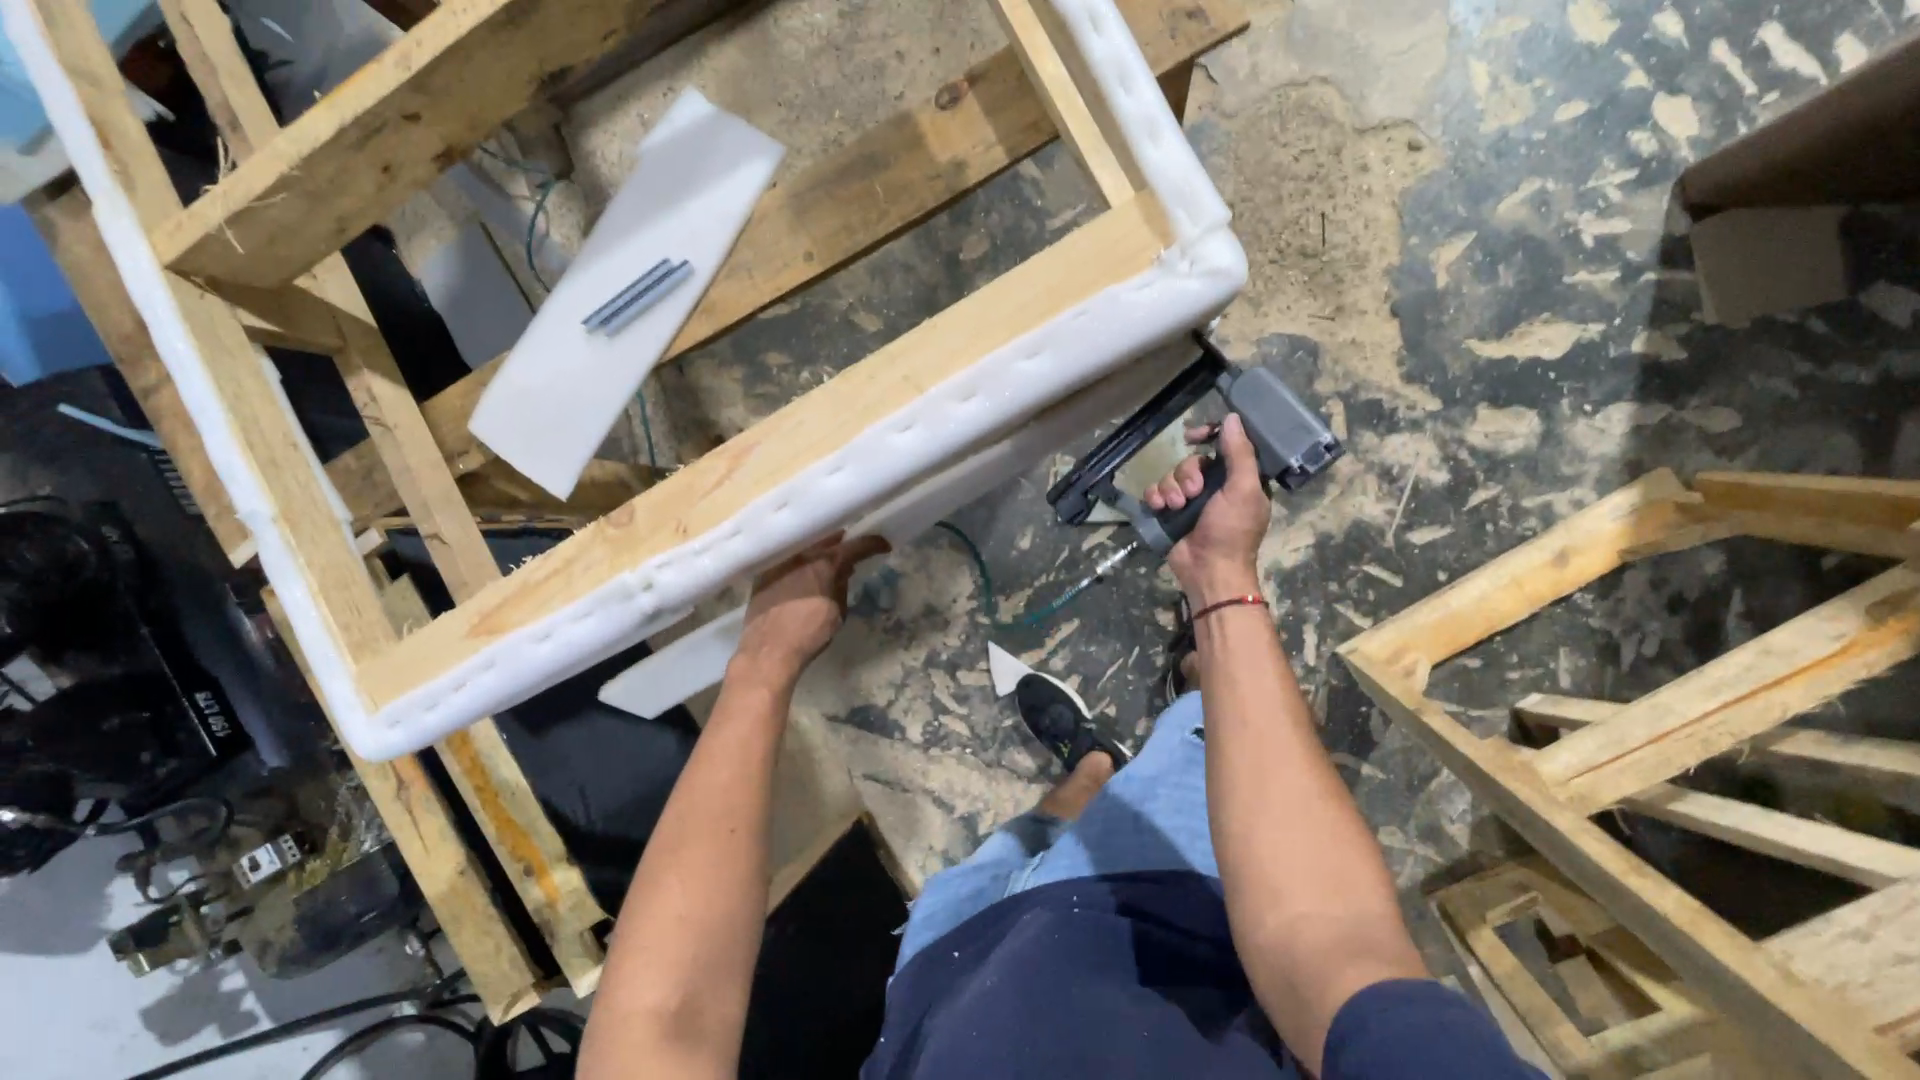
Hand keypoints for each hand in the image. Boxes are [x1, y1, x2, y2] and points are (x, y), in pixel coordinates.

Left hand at [733, 532, 890, 687]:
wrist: (769, 649)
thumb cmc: (809, 634)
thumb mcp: (837, 612)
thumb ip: (841, 588)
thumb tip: (843, 572)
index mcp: (826, 564)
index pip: (856, 546)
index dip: (873, 544)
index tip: (883, 547)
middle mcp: (803, 554)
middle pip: (828, 539)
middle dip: (843, 542)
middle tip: (852, 551)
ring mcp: (781, 561)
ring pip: (806, 546)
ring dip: (820, 550)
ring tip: (827, 559)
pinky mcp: (764, 571)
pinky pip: (788, 557)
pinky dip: (800, 560)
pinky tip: (803, 571)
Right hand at [1142, 413, 1271, 603]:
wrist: (1208, 570)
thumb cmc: (1233, 531)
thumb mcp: (1242, 489)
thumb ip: (1239, 453)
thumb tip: (1233, 418)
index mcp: (1239, 479)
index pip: (1224, 446)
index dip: (1208, 436)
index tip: (1193, 436)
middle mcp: (1215, 486)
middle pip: (1192, 460)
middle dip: (1187, 473)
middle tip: (1192, 492)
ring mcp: (1191, 500)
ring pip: (1172, 475)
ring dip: (1170, 487)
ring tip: (1176, 506)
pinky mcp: (1170, 513)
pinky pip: (1156, 492)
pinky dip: (1155, 497)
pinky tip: (1159, 507)